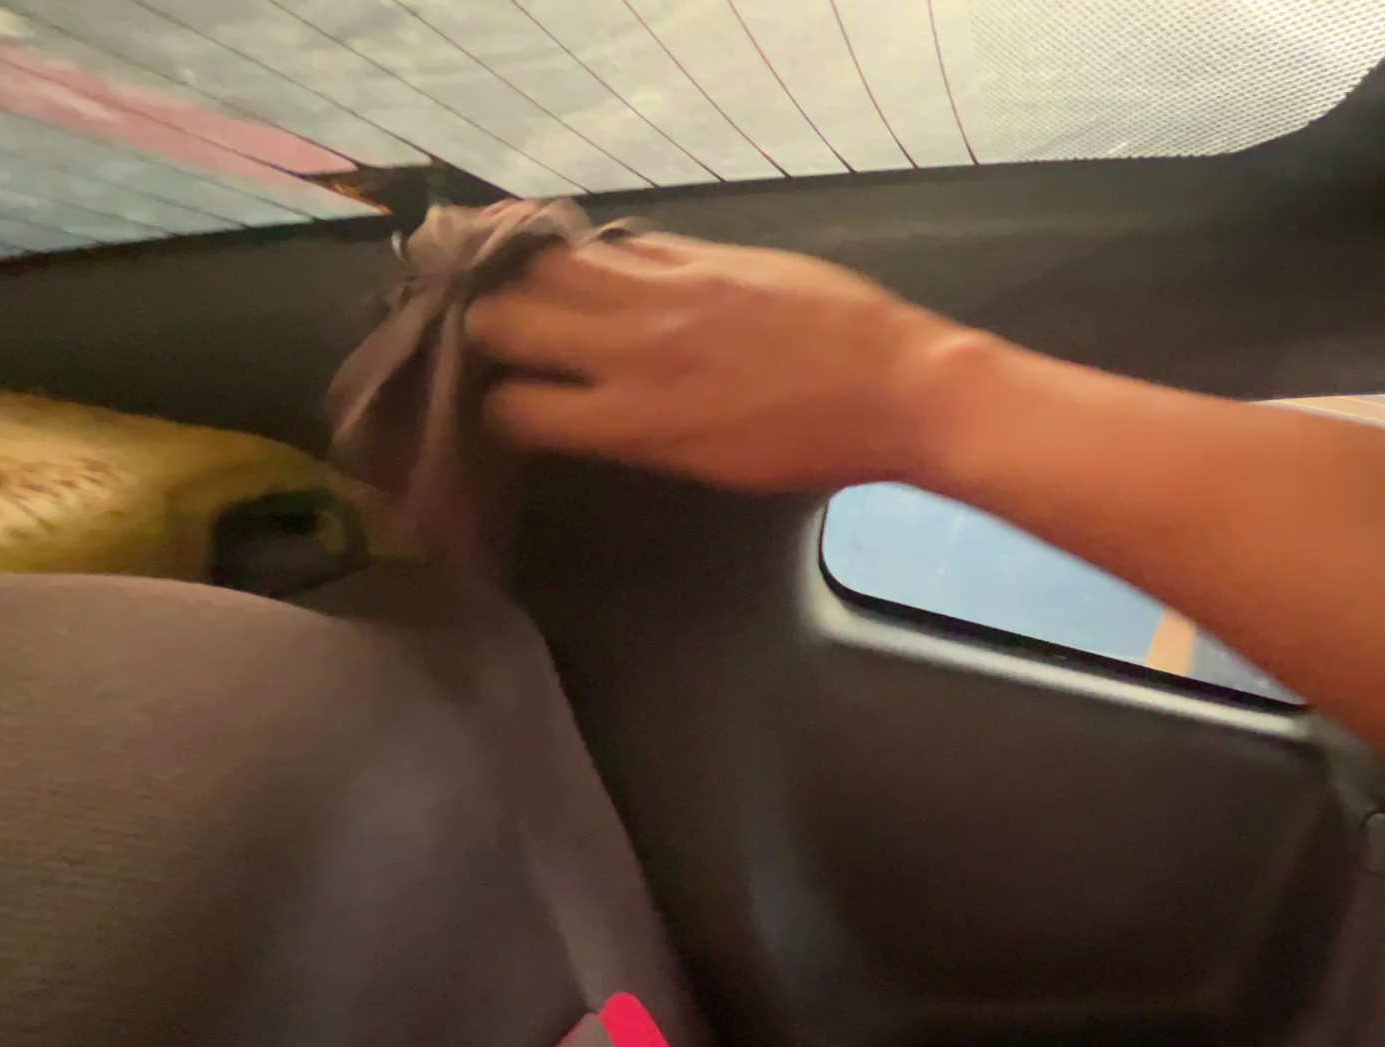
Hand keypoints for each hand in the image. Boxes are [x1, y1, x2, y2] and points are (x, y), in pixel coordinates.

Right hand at [466, 232, 971, 490]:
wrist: (893, 388)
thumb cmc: (814, 447)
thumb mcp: (717, 467)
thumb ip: (643, 435)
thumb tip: (593, 409)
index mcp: (636, 421)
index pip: (517, 407)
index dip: (504, 406)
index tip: (516, 401)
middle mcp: (633, 349)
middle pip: (505, 316)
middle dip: (490, 326)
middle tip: (507, 330)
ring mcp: (666, 291)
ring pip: (549, 260)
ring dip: (531, 273)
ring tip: (538, 282)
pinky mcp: (706, 253)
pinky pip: (624, 240)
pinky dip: (605, 254)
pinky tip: (613, 264)